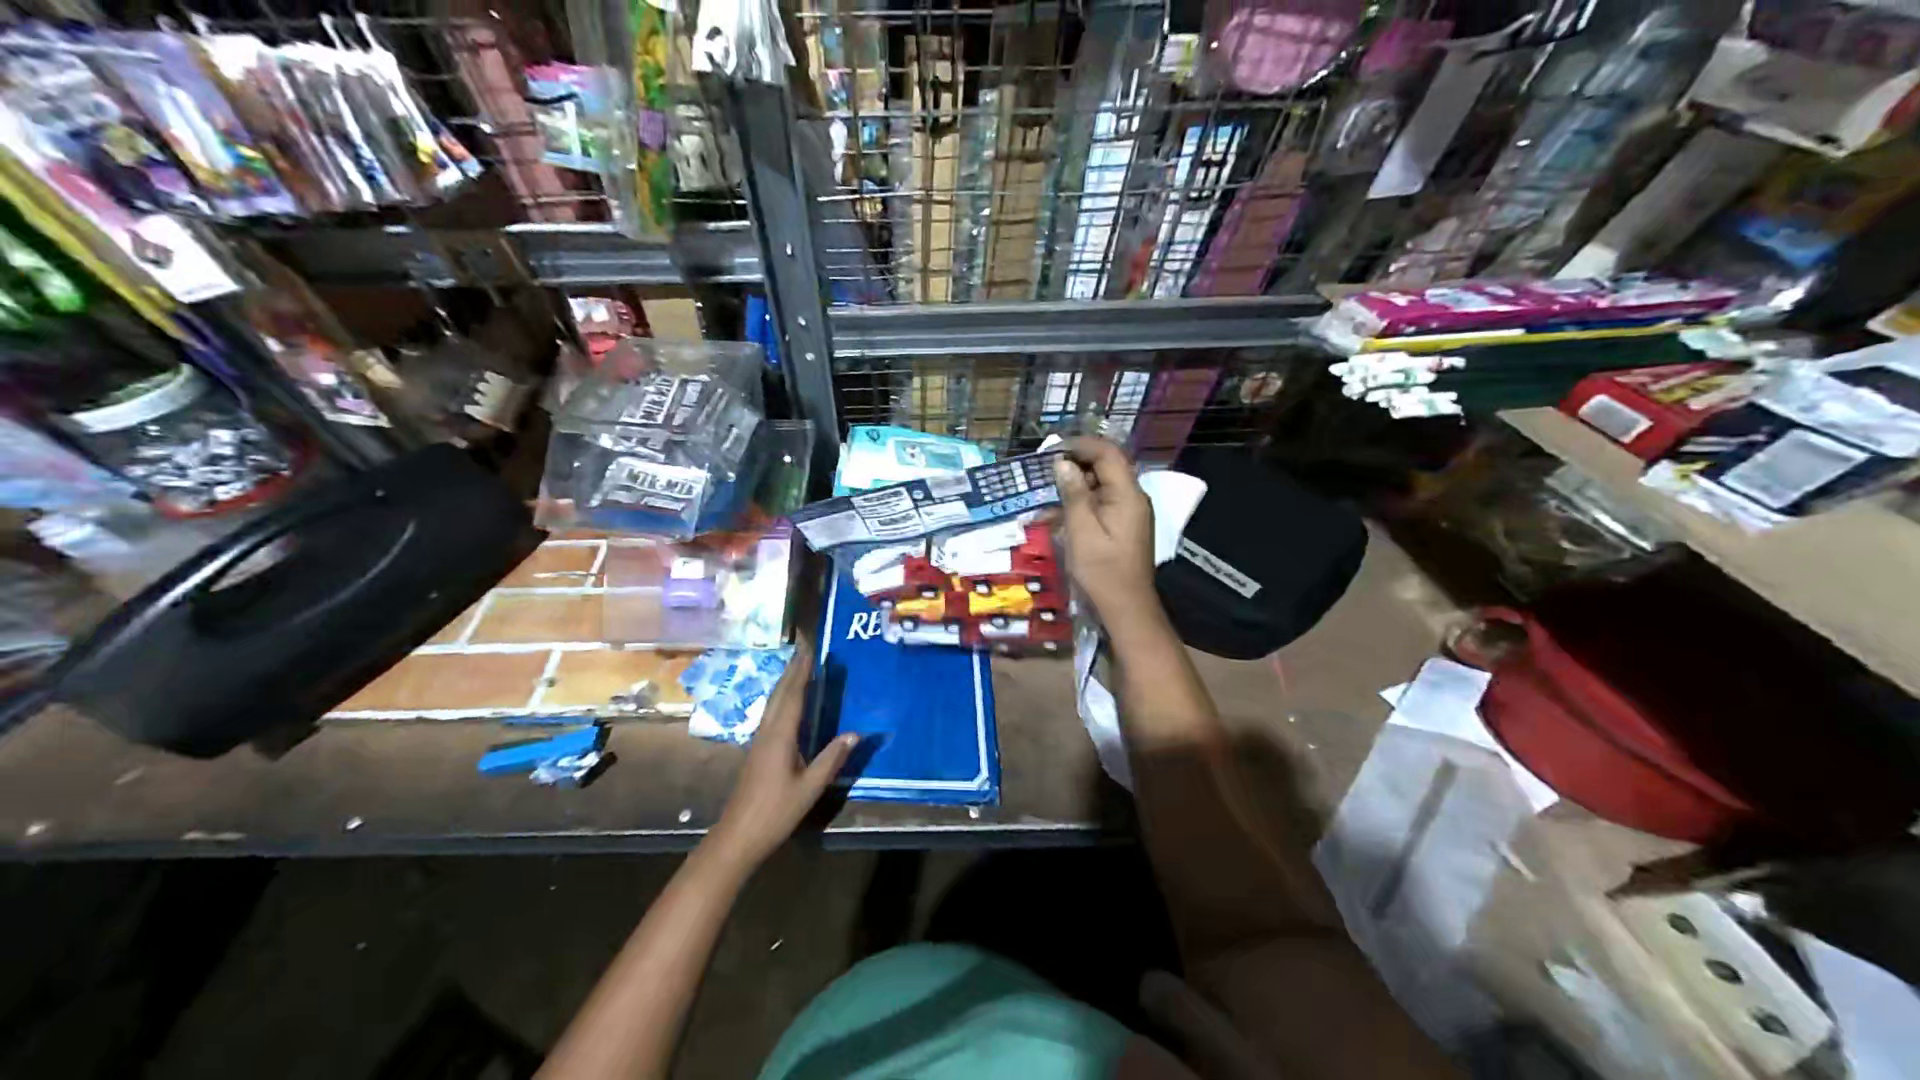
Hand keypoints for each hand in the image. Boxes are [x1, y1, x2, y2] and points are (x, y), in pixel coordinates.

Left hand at [705, 643, 859, 871]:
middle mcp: (767, 731)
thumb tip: (856, 733)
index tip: (810, 648)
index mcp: (780, 736)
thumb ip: (831, 759)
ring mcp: (760, 740)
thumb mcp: (810, 788)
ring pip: (774, 702)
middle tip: (804, 645)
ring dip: (787, 680)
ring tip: (800, 665)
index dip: (802, 670)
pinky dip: (783, 697)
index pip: (793, 695)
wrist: (738, 835)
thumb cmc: (775, 812)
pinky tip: (788, 700)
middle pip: (781, 693)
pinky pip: (772, 713)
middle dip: (793, 668)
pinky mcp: (758, 750)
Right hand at [1054, 437, 1158, 628]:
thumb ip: (1074, 494)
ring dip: (1074, 484)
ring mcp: (1129, 512)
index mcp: (1128, 495)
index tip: (1052, 449)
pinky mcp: (1122, 526)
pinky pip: (1101, 503)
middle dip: (1075, 463)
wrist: (1126, 608)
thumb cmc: (1102, 571)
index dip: (1080, 445)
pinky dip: (1080, 502)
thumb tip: (1062, 463)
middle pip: (1106, 466)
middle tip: (1043, 469)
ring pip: (1101, 485)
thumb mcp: (1082, 531)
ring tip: (1045, 491)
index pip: (1107, 453)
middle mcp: (1133, 498)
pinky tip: (1057, 513)